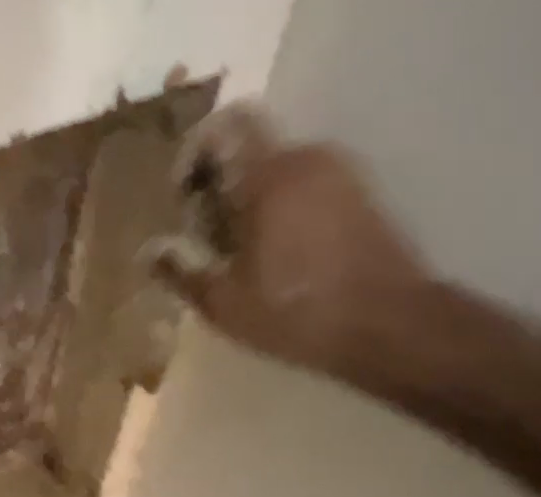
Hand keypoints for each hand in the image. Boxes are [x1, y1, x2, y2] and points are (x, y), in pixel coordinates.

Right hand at [147, 101, 428, 374]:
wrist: (390, 326)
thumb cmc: (298, 312)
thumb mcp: (226, 303)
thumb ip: (182, 272)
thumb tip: (150, 252)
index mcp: (270, 174)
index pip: (226, 126)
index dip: (195, 153)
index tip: (184, 199)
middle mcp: (308, 159)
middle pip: (250, 152)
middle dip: (221, 187)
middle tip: (207, 238)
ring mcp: (342, 175)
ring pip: (280, 172)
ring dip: (253, 203)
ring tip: (241, 255)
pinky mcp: (363, 198)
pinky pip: (308, 189)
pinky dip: (284, 211)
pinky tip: (280, 260)